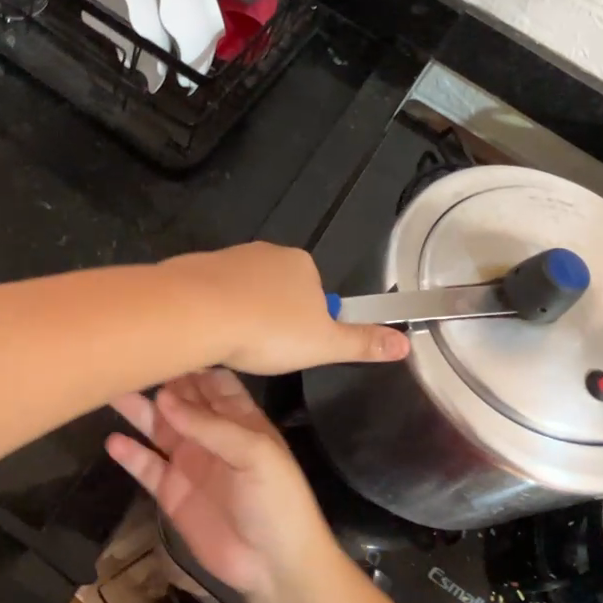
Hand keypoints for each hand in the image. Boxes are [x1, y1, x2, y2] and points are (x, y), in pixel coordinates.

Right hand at [105, 370, 335, 599]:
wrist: (275, 566)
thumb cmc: (277, 500)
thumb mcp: (255, 454)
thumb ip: (210, 424)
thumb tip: (165, 397)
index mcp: (239, 419)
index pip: (212, 380)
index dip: (191, 362)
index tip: (162, 342)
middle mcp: (211, 434)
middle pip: (180, 399)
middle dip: (157, 379)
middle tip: (125, 359)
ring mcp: (189, 462)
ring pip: (157, 427)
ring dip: (136, 410)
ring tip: (109, 390)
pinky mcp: (172, 492)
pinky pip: (146, 466)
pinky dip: (130, 454)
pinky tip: (113, 441)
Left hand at [161, 242, 408, 374]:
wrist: (198, 312)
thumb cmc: (268, 330)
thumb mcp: (324, 344)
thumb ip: (362, 343)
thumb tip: (404, 344)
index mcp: (302, 264)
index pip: (315, 294)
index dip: (307, 323)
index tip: (293, 346)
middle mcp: (267, 252)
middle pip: (278, 290)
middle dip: (273, 318)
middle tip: (263, 351)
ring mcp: (230, 257)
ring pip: (243, 292)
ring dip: (241, 314)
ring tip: (234, 345)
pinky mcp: (197, 268)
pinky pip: (212, 293)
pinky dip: (214, 311)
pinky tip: (209, 334)